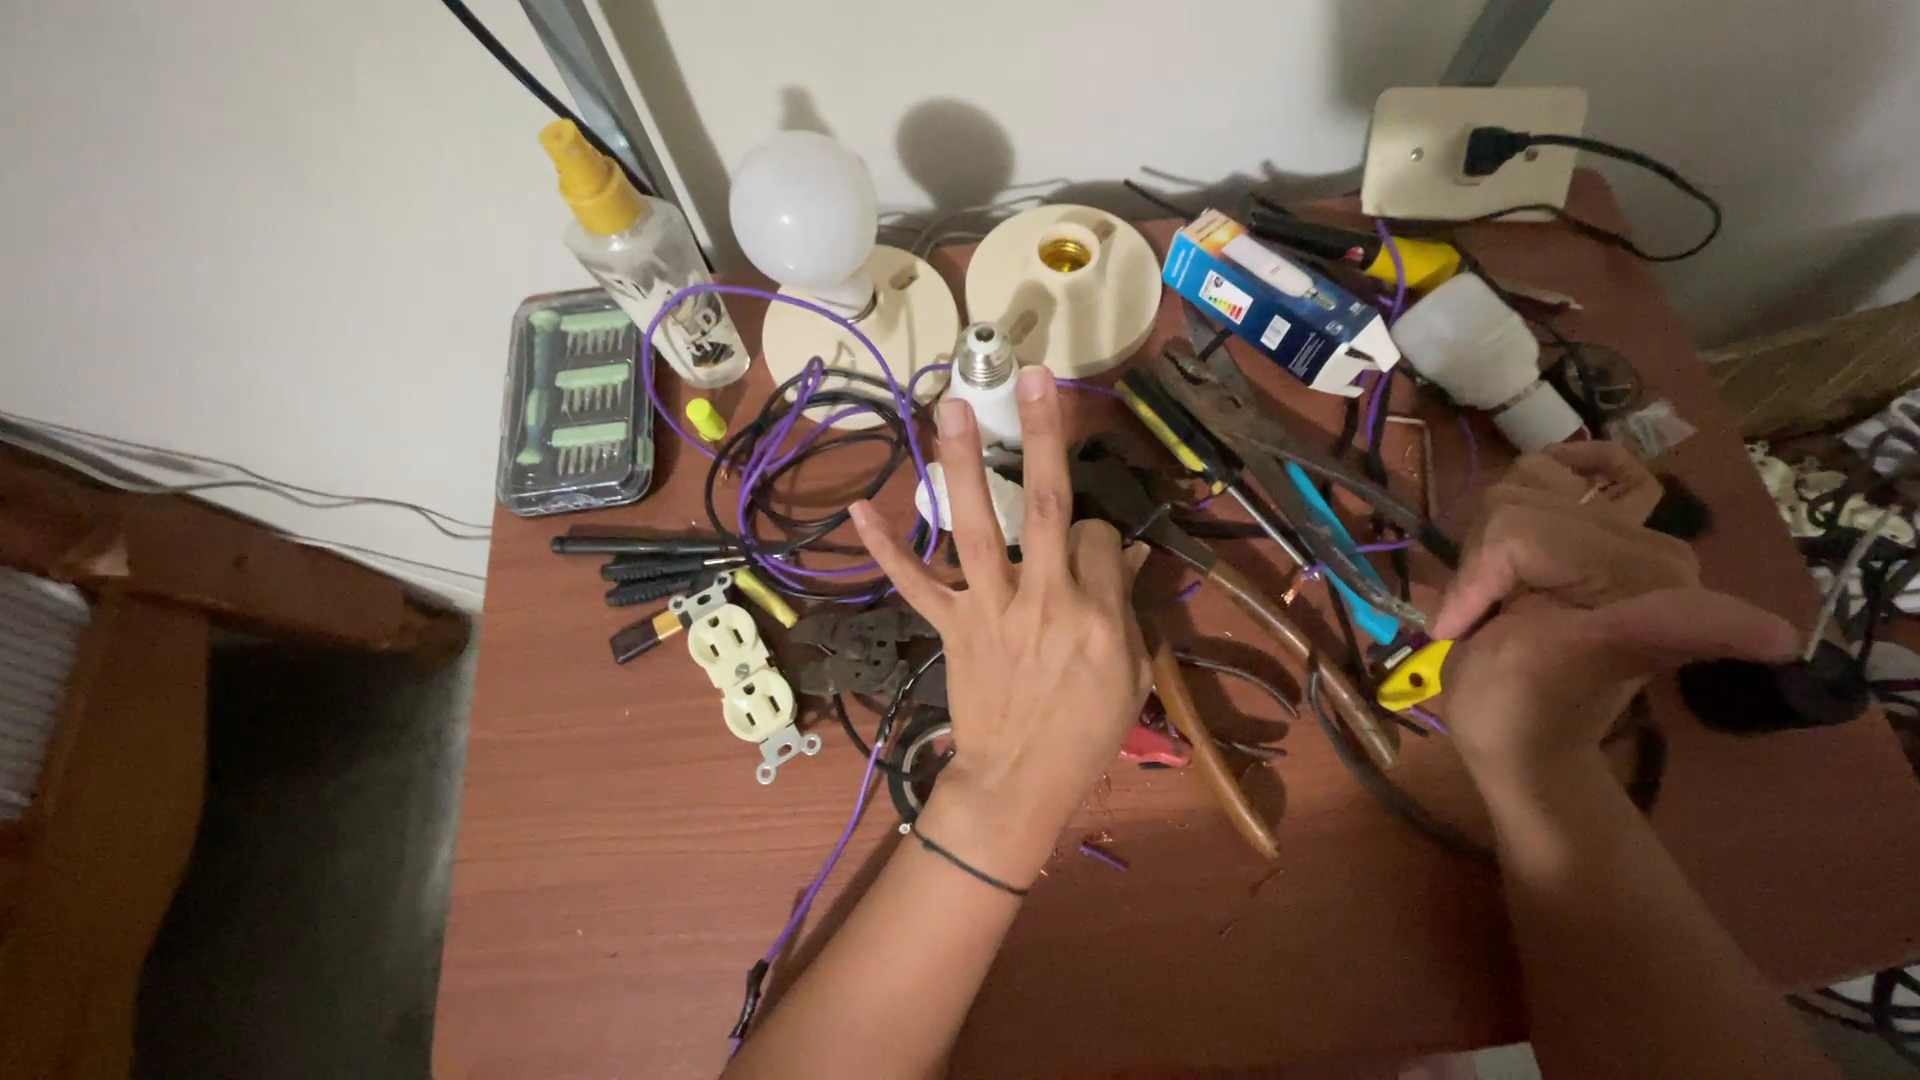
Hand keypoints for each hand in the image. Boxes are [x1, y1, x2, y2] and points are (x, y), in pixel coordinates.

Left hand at [850, 366, 1150, 887]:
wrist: (1017, 782)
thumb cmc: (1084, 734)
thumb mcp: (1128, 674)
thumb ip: (1125, 608)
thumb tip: (1123, 552)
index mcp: (1094, 611)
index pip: (1098, 533)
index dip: (1100, 530)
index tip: (1094, 544)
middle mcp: (1041, 597)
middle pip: (1047, 505)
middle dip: (1043, 436)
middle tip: (1032, 377)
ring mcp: (989, 607)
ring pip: (978, 526)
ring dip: (964, 464)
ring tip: (949, 409)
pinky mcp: (950, 623)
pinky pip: (914, 581)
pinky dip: (886, 547)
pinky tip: (860, 508)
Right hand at [1430, 443, 1798, 785]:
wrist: (1512, 738)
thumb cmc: (1513, 706)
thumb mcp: (1562, 666)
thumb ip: (1655, 629)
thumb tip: (1781, 639)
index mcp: (1646, 578)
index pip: (1518, 527)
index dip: (1477, 575)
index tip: (1466, 627)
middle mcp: (1653, 551)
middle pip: (1523, 500)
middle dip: (1482, 556)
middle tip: (1482, 613)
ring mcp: (1629, 545)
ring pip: (1531, 484)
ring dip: (1490, 536)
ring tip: (1493, 591)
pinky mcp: (1608, 545)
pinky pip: (1598, 476)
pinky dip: (1568, 474)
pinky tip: (1549, 493)